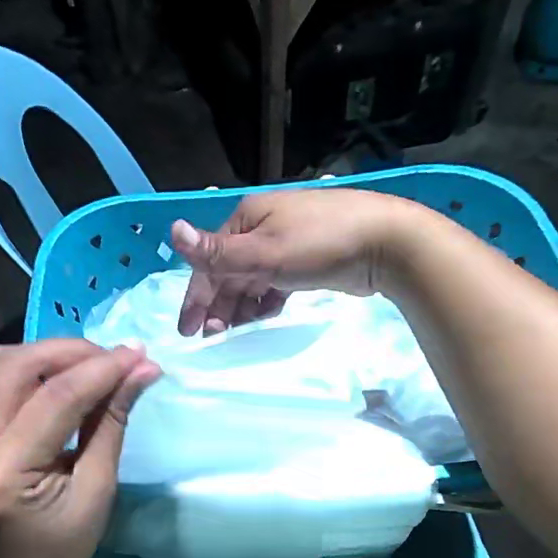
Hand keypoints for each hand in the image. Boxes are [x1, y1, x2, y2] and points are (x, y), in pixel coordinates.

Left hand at [0, 340, 159, 557]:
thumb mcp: (96, 492)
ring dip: (48, 354)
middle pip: (16, 365)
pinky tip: (58, 378)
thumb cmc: (58, 552)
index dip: (103, 369)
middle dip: (72, 351)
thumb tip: (142, 371)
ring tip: (91, 365)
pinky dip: (27, 368)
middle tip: (116, 358)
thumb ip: (111, 424)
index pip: (56, 398)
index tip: (141, 355)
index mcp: (3, 472)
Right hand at [171, 188, 433, 335]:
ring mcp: (286, 246)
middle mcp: (262, 228)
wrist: (385, 243)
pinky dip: (265, 302)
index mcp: (247, 219)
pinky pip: (275, 285)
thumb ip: (218, 252)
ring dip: (240, 307)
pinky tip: (263, 319)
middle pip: (230, 272)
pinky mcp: (306, 264)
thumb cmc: (320, 244)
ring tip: (234, 334)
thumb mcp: (265, 251)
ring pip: (253, 281)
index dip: (196, 295)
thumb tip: (172, 231)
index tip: (188, 330)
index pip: (211, 260)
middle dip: (218, 305)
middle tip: (213, 339)